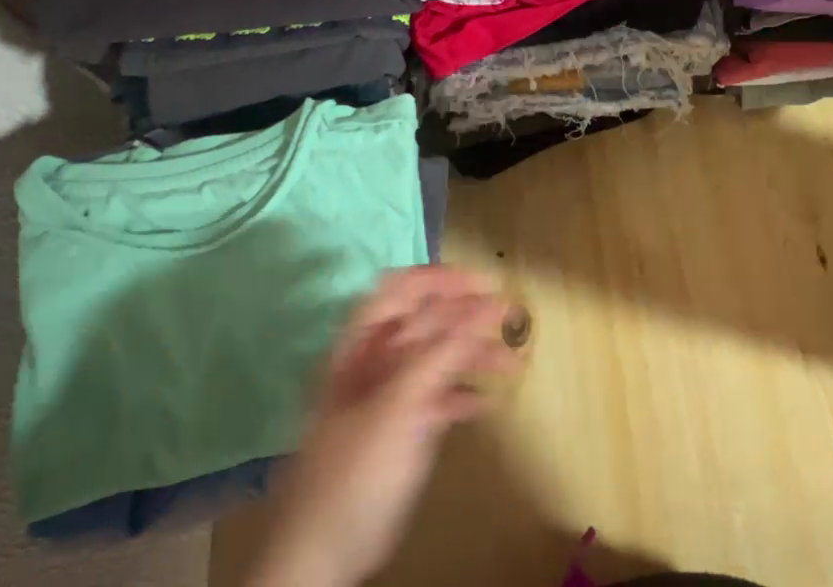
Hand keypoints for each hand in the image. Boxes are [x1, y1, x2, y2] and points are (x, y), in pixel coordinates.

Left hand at [248, 267, 514, 586]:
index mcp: (359, 348)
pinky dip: (462, 395)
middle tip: (511, 318)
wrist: (319, 554)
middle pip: (423, 322)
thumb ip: (441, 351)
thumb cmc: (356, 471)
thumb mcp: (399, 405)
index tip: (486, 282)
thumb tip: (487, 303)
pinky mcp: (397, 431)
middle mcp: (371, 365)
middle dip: (467, 316)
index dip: (440, 278)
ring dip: (473, 356)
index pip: (399, 290)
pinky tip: (486, 404)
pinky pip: (435, 399)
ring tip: (513, 364)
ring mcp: (384, 399)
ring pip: (434, 359)